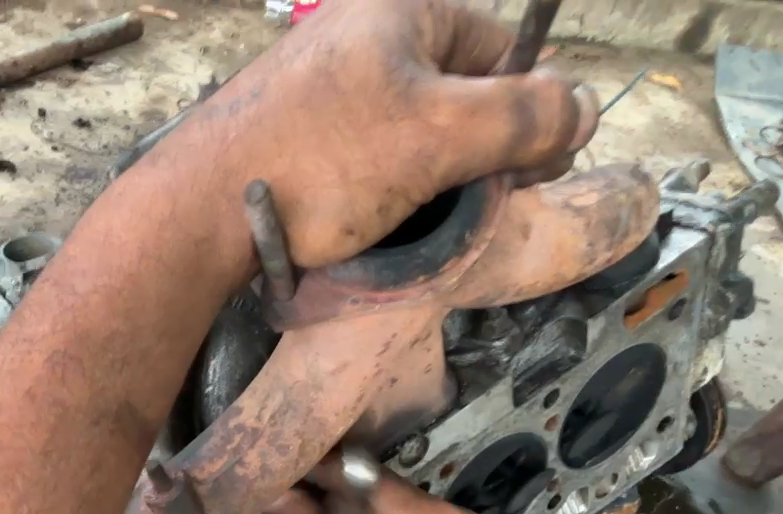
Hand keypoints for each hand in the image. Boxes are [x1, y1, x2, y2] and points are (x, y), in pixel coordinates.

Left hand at [172, 0, 599, 267]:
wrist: (198, 216)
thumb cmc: (323, 166)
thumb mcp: (441, 136)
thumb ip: (523, 117)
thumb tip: (584, 109)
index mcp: (399, 9)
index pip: (499, 47)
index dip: (527, 109)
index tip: (530, 173)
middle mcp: (354, 37)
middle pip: (450, 92)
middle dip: (472, 151)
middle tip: (473, 208)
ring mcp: (314, 89)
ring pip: (401, 133)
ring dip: (424, 178)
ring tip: (419, 223)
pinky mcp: (286, 137)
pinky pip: (355, 158)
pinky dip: (375, 188)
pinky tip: (371, 222)